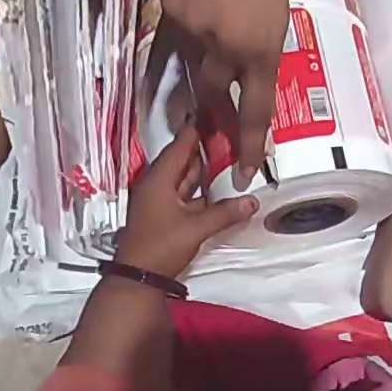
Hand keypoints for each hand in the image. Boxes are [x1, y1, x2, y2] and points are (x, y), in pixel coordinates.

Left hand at [114, 124, 259, 277]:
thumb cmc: (162, 246)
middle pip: (183, 160)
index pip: (180, 145)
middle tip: (230, 134)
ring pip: (185, 178)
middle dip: (205, 148)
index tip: (214, 112)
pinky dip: (200, 189)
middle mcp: (157, 184)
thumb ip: (225, 213)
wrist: (138, 278)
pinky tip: (218, 187)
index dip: (196, 129)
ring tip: (229, 156)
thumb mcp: (196, 229)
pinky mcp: (164, 214)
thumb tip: (253, 201)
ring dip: (204, 170)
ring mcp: (160, 200)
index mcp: (159, 179)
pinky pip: (185, 194)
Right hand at [152, 0, 288, 189]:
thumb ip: (257, 47)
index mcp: (263, 45)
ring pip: (190, 61)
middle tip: (214, 112)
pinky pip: (172, 33)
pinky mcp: (166, 10)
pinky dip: (182, 23)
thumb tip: (240, 77)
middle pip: (214, 94)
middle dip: (213, 106)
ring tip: (209, 15)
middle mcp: (226, 45)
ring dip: (198, 51)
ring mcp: (193, 29)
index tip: (246, 172)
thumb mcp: (274, 7)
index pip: (256, 109)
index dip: (250, 144)